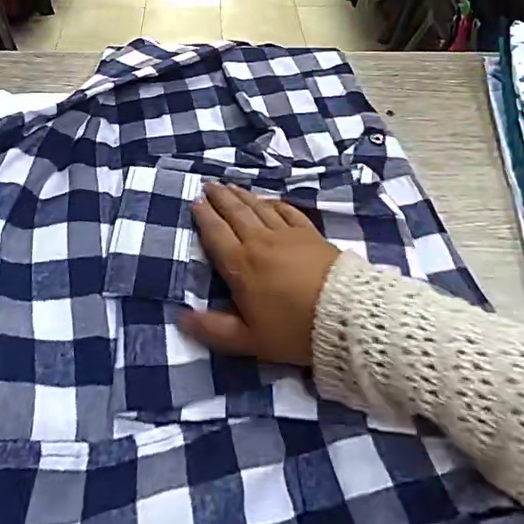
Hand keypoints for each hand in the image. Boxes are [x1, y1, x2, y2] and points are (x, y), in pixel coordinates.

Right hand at [179, 183, 340, 365]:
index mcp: (241, 266)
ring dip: (243, 196)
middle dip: (220, 198)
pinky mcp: (310, 232)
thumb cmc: (292, 328)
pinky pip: (287, 210)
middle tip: (208, 184)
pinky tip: (269, 200)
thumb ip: (212, 328)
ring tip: (231, 186)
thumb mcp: (248, 339)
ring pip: (260, 208)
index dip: (204, 217)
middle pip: (236, 214)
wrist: (342, 310)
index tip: (195, 202)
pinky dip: (274, 202)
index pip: (216, 235)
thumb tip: (181, 317)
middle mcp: (261, 242)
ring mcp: (287, 234)